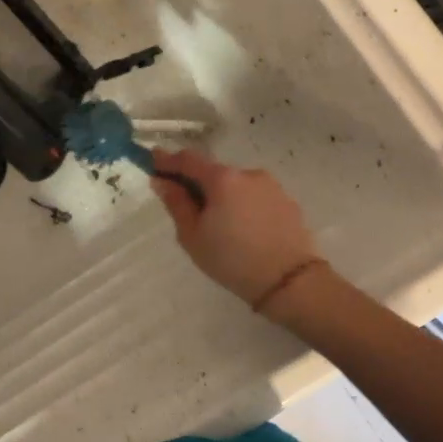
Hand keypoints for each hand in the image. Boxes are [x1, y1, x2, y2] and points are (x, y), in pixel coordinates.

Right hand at [151, 149, 322, 305]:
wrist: (290, 282)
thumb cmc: (232, 260)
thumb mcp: (192, 236)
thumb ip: (176, 203)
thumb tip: (161, 181)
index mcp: (222, 179)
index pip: (188, 159)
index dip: (167, 160)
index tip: (152, 162)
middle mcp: (248, 174)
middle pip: (214, 172)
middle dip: (197, 184)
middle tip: (186, 208)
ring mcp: (272, 186)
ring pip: (236, 185)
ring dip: (222, 196)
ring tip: (219, 227)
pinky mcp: (288, 202)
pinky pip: (255, 197)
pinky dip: (243, 206)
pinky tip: (243, 231)